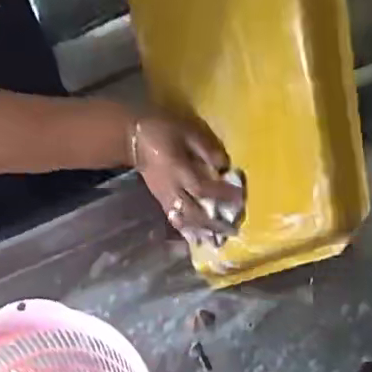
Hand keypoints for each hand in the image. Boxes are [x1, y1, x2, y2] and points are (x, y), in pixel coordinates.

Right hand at [131, 115, 243, 245]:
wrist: (133, 138)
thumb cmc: (162, 130)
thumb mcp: (187, 131)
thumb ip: (206, 148)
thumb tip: (225, 166)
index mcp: (179, 171)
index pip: (203, 189)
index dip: (221, 196)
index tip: (239, 200)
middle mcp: (172, 190)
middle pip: (194, 212)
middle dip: (214, 223)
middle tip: (231, 232)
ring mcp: (165, 198)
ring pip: (185, 220)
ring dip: (202, 231)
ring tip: (217, 241)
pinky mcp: (161, 202)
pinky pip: (176, 220)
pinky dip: (188, 231)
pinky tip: (198, 238)